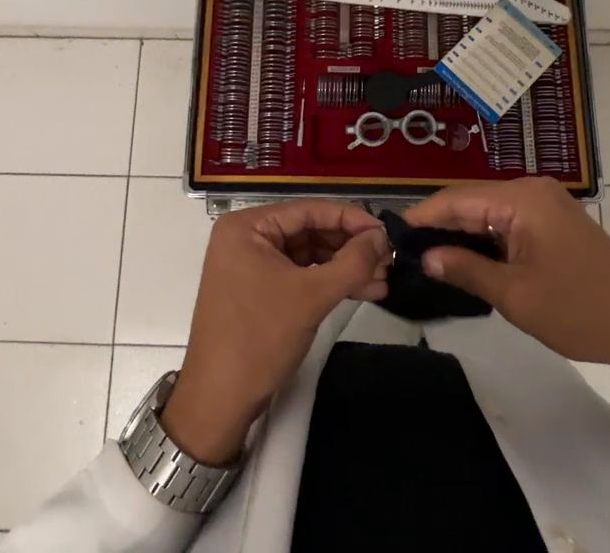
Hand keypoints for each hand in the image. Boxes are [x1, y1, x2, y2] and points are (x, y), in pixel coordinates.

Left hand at [162, 200, 389, 464]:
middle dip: (351, 247)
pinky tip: (365, 291)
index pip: (309, 210)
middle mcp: (247, 237)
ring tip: (384, 280)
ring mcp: (252, 265)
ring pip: (309, 255)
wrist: (220, 399)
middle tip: (389, 261)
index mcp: (247, 226)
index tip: (387, 232)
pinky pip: (301, 275)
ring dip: (345, 267)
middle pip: (310, 231)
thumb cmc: (260, 337)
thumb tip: (381, 237)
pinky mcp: (260, 290)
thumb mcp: (312, 296)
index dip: (351, 218)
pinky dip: (330, 282)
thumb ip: (352, 262)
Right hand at [405, 177, 609, 395]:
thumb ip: (465, 269)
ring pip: (488, 211)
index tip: (388, 237)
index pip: (456, 199)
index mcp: (523, 200)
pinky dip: (484, 237)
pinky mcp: (555, 222)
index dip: (421, 217)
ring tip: (425, 257)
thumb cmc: (579, 311)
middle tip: (403, 252)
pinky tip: (463, 258)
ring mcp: (547, 204)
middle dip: (438, 225)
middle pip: (470, 201)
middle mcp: (533, 191)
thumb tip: (426, 255)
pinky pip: (507, 221)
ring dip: (460, 232)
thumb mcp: (514, 295)